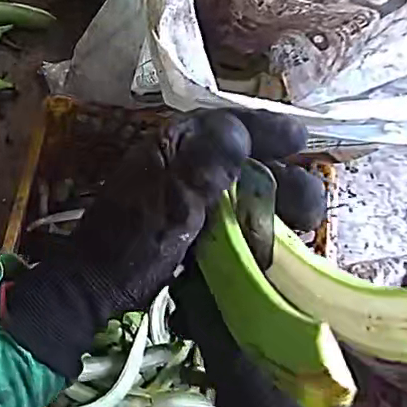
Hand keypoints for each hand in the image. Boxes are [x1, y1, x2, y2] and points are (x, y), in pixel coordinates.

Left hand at [2, 108, 307, 377]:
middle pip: (249, 157)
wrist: (101, 283)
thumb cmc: (133, 241)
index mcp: (174, 147)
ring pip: (250, 187)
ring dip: (280, 202)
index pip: (228, 123)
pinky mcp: (196, 223)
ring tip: (300, 225)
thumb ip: (205, 167)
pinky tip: (279, 241)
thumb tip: (239, 131)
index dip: (267, 128)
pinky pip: (239, 214)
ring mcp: (192, 194)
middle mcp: (186, 163)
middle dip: (283, 176)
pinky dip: (263, 223)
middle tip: (305, 204)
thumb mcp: (171, 203)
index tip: (300, 140)